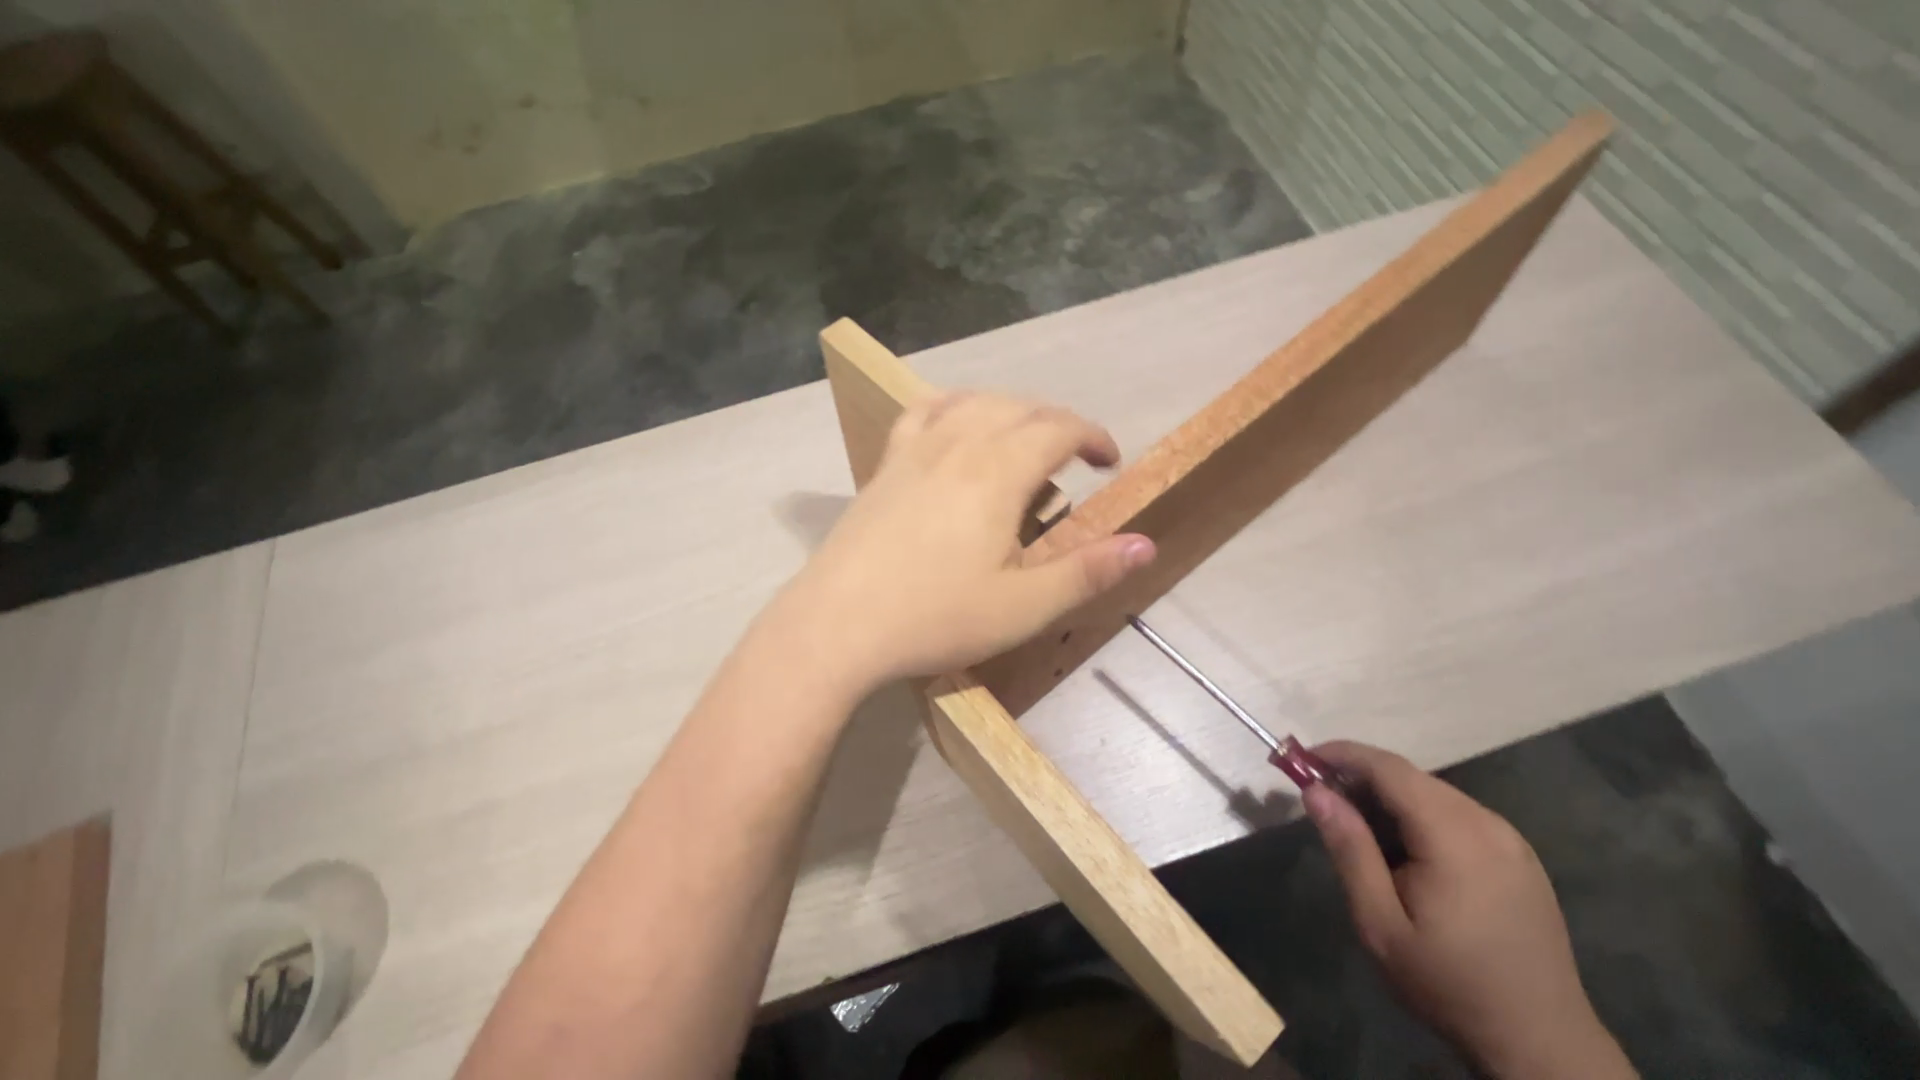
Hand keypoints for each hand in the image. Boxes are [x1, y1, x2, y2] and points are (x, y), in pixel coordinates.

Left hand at [764, 392, 1154, 698]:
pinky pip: (923, 412)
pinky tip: (954, 425)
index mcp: (999, 472)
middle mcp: (959, 444)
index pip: (1058, 429)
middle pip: (1019, 408)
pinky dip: (953, 406)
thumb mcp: (1024, 607)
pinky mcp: (885, 467)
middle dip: (1057, 422)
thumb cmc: (937, 617)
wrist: (838, 624)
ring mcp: (914, 451)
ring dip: (1010, 410)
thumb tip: (1146, 544)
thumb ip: (1087, 572)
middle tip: (1076, 456)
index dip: (1092, 437)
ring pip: (973, 401)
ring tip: (1025, 437)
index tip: (1110, 461)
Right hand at [1303, 741, 1635, 1079]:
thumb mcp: (1380, 923)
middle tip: (1319, 801)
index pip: (1389, 769)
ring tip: (1356, 831)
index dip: (1342, 754)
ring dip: (1390, 799)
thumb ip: (1349, 850)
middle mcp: (1488, 824)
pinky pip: (1459, 817)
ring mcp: (1511, 841)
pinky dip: (1420, 817)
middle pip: (1413, 778)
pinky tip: (1404, 854)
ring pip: (1436, 796)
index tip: (1300, 760)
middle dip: (1361, 778)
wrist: (1540, 1041)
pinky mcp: (1520, 859)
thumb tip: (1315, 792)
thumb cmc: (1448, 983)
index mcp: (1454, 835)